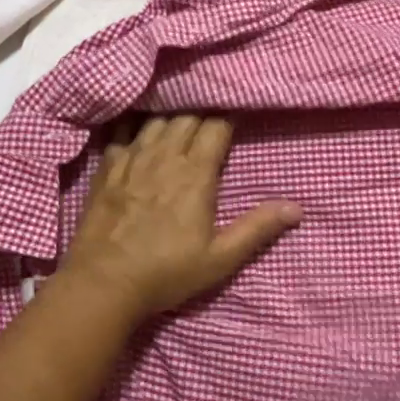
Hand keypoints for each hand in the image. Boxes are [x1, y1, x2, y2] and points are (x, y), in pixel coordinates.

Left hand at [58, 115, 301, 321]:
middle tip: (210, 129)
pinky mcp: (107, 168)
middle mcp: (164, 156)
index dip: (228, 120)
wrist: (103, 284)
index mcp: (195, 174)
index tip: (236, 123)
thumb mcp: (220, 258)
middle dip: (201, 117)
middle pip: (186, 117)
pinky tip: (137, 132)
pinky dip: (134, 127)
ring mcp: (132, 159)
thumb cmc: (167, 272)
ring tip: (178, 128)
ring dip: (170, 120)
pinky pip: (122, 133)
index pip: (216, 126)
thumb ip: (257, 228)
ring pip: (156, 121)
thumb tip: (296, 208)